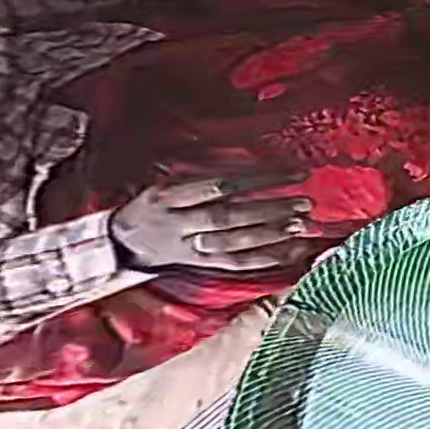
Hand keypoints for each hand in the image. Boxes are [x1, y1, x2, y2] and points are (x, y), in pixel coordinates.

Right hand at [110, 178, 317, 272]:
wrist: (124, 240)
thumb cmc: (165, 202)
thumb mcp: (177, 181)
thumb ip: (217, 173)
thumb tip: (273, 165)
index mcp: (167, 196)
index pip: (219, 186)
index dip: (262, 179)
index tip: (298, 173)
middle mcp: (175, 223)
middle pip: (225, 217)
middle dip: (269, 210)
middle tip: (305, 203)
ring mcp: (187, 246)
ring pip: (232, 243)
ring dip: (273, 233)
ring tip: (305, 223)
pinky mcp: (202, 263)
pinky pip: (239, 262)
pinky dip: (272, 256)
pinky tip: (299, 248)